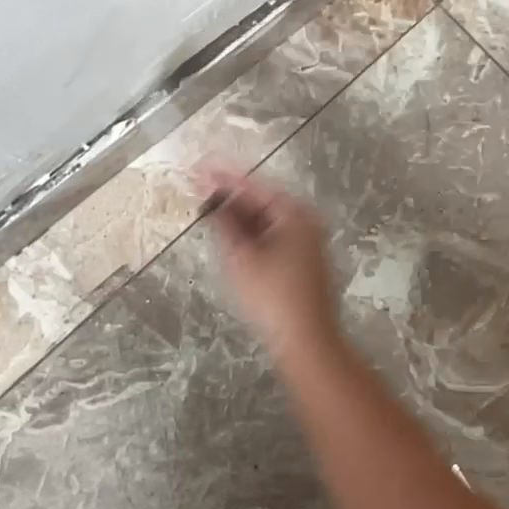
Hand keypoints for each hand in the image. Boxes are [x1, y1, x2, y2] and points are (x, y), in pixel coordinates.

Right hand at [197, 164, 341, 356]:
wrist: (307, 342)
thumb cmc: (273, 297)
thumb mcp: (241, 258)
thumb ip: (225, 224)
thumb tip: (213, 200)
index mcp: (296, 214)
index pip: (255, 186)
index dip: (224, 177)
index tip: (200, 166)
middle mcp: (307, 222)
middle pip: (263, 201)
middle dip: (232, 196)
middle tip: (200, 187)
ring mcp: (309, 243)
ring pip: (267, 220)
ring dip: (240, 216)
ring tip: (209, 210)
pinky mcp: (304, 263)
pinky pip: (273, 236)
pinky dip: (252, 234)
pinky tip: (232, 238)